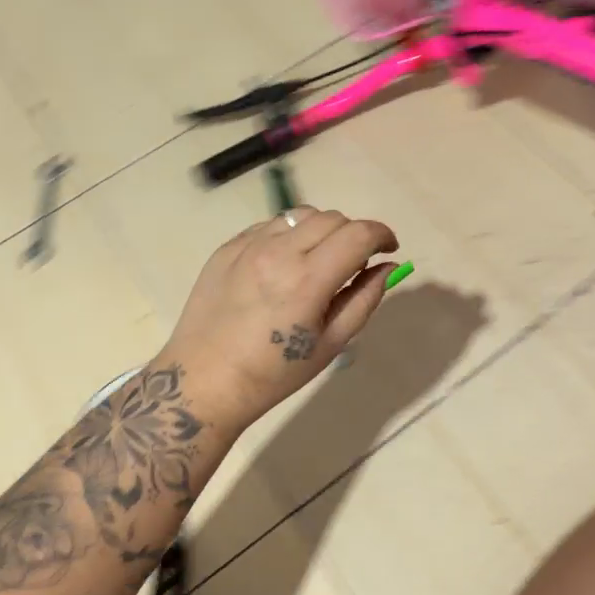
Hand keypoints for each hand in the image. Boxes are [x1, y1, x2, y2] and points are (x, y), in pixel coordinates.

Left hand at [156, 206, 399, 426]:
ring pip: (300, 215)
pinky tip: (284, 265)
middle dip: (353, 234)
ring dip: (320, 230)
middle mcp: (278, 251)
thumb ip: (364, 299)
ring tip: (317, 261)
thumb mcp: (331, 343)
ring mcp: (248, 245)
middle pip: (332, 218)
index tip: (388, 249)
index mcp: (308, 280)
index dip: (382, 235)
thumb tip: (387, 266)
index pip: (359, 234)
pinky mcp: (227, 247)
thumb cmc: (274, 373)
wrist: (205, 380)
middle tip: (353, 264)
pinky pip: (269, 225)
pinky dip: (288, 235)